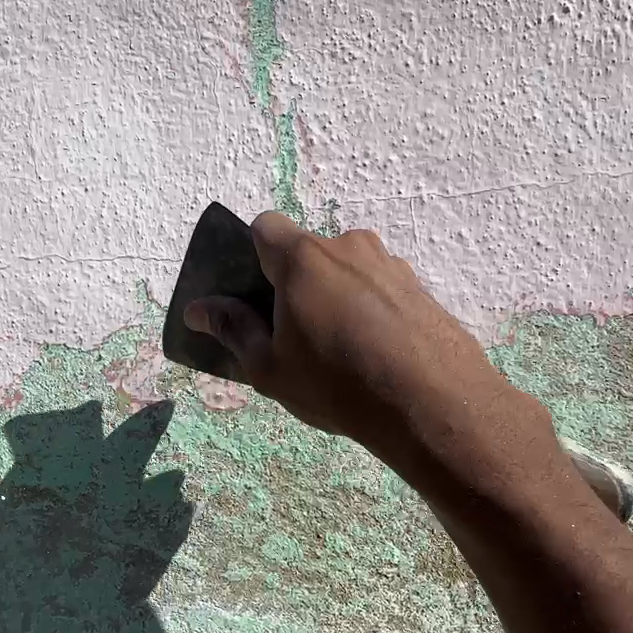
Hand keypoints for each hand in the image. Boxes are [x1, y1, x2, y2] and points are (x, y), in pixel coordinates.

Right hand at [182, 212, 570, 506]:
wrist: (434, 405)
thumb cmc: (336, 385)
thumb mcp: (269, 366)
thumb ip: (231, 329)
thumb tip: (198, 308)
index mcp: (303, 259)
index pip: (264, 227)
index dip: (250, 254)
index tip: (251, 295)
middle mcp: (348, 247)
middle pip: (305, 253)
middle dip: (290, 285)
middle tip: (289, 335)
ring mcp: (389, 264)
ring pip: (343, 272)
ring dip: (329, 298)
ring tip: (334, 352)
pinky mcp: (418, 288)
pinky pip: (375, 289)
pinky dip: (363, 310)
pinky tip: (369, 356)